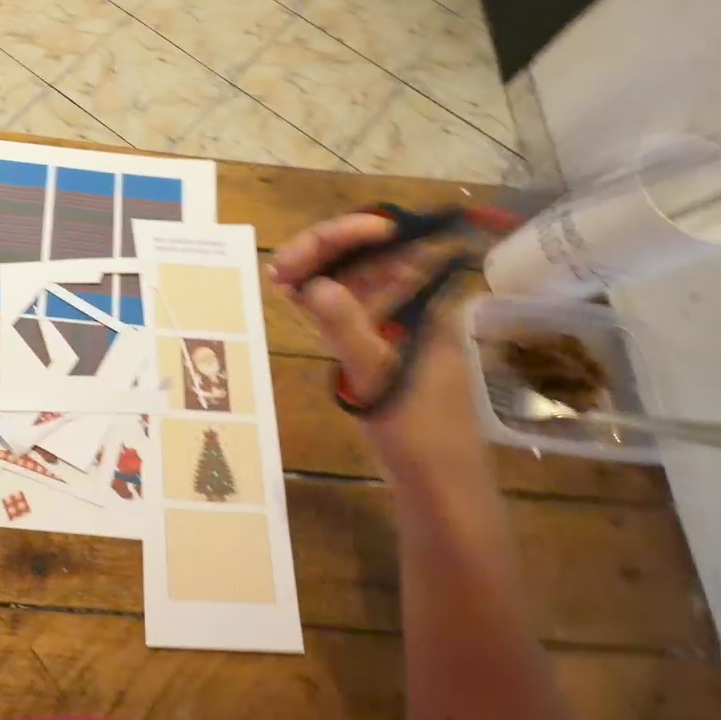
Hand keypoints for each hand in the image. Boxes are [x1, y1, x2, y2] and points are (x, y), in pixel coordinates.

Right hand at [269, 214, 482, 474]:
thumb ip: (346, 327)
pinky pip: (350, 307)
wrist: (440, 485)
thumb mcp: (379, 377)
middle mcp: (412, 304)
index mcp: (425, 301)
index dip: (347, 234)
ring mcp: (395, 325)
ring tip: (281, 276)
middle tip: (280, 267)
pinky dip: (324, 299)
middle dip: (322, 250)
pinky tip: (298, 298)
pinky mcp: (380, 346)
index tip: (308, 250)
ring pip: (353, 280)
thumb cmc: (420, 431)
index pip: (385, 245)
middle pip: (364, 256)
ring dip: (318, 270)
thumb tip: (312, 284)